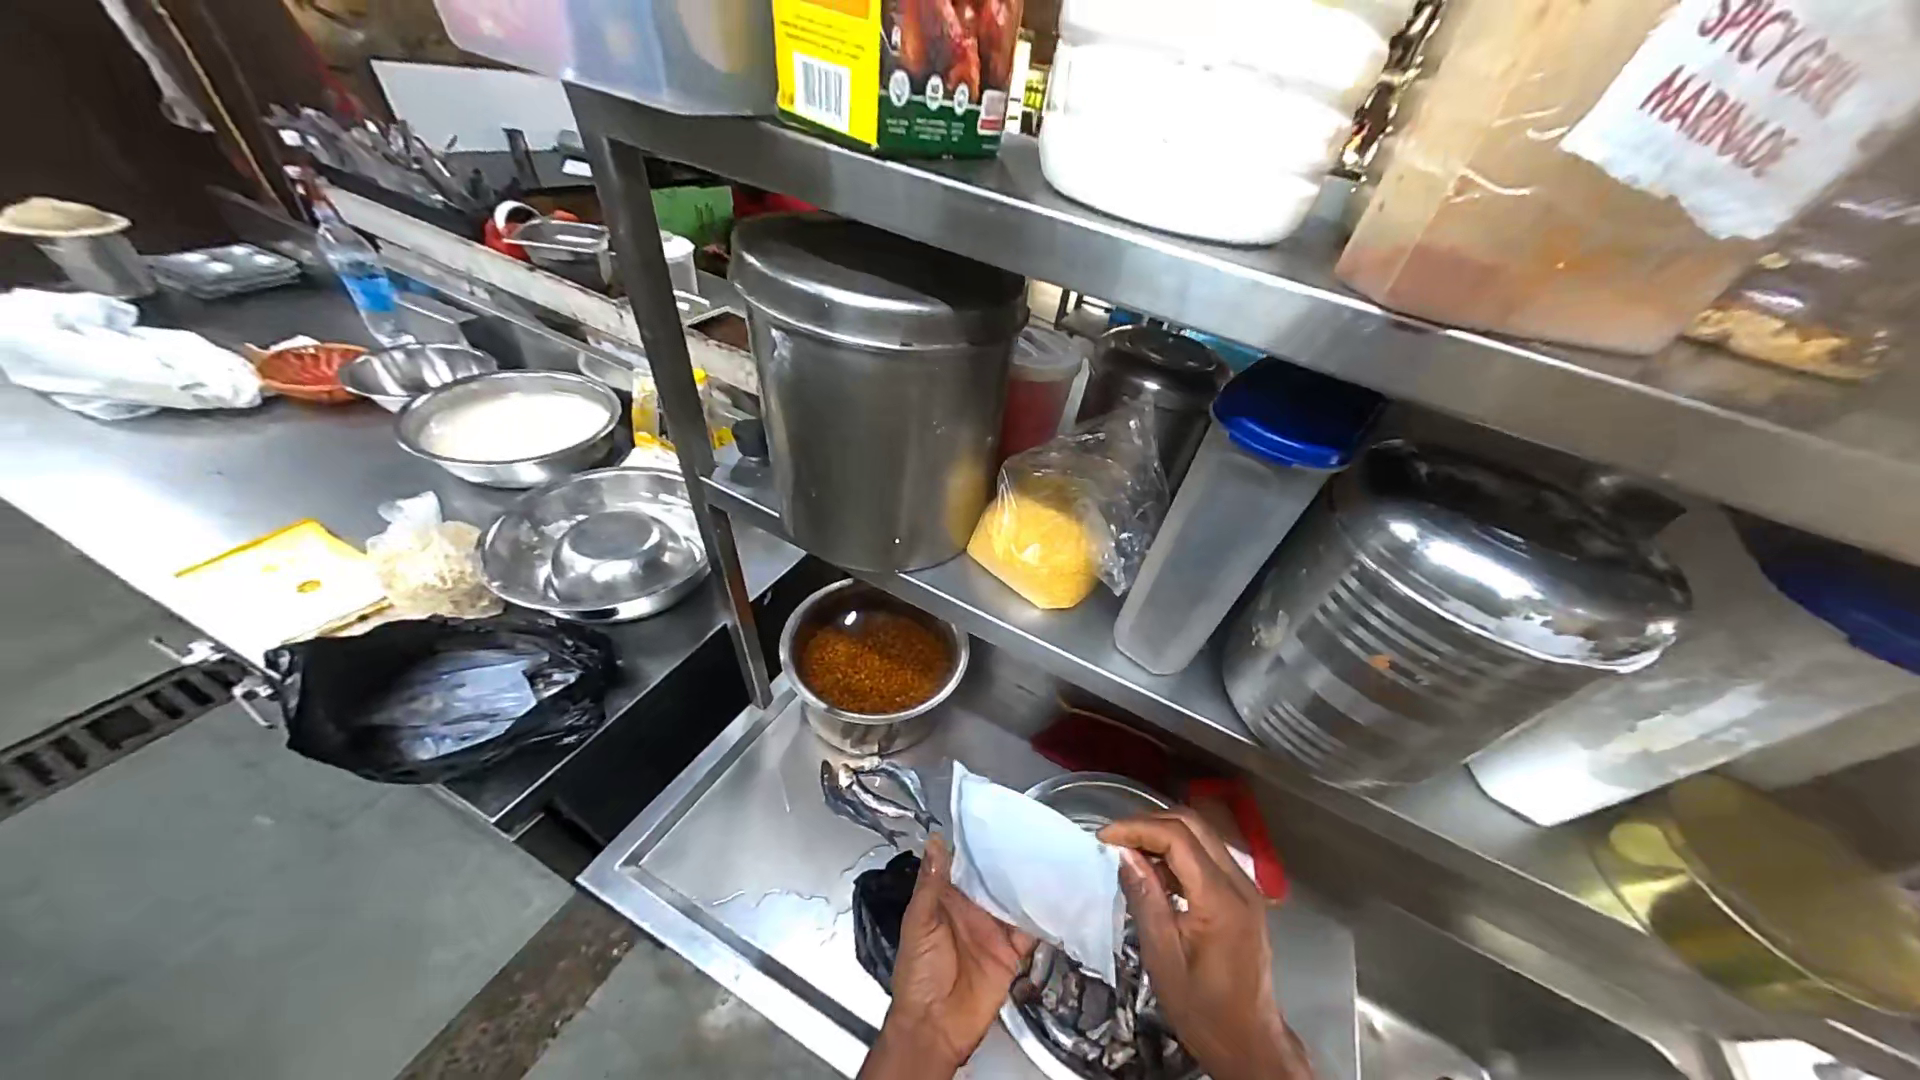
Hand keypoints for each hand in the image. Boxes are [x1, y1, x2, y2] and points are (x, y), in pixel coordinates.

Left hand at [858, 833, 1035, 1079]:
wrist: (934, 1027)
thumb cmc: (917, 974)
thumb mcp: (918, 922)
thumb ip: (930, 885)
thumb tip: (936, 842)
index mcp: (948, 898)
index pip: (966, 864)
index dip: (977, 845)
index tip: (993, 821)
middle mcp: (973, 910)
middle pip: (994, 879)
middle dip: (1008, 860)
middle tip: (1028, 835)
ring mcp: (993, 930)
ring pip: (1014, 900)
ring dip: (1027, 885)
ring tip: (1046, 859)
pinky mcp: (1011, 952)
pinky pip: (1030, 931)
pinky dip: (1041, 917)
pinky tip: (1053, 899)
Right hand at [1099, 809, 1315, 1079]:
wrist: (1250, 1046)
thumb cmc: (1203, 1009)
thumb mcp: (1162, 956)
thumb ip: (1144, 898)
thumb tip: (1124, 854)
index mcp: (1220, 899)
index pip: (1177, 837)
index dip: (1136, 828)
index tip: (1104, 837)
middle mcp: (1240, 883)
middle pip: (1192, 824)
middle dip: (1148, 823)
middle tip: (1115, 839)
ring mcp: (1246, 887)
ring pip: (1201, 834)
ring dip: (1163, 833)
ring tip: (1130, 851)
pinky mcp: (1243, 895)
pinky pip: (1208, 853)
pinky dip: (1178, 850)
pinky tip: (1156, 870)